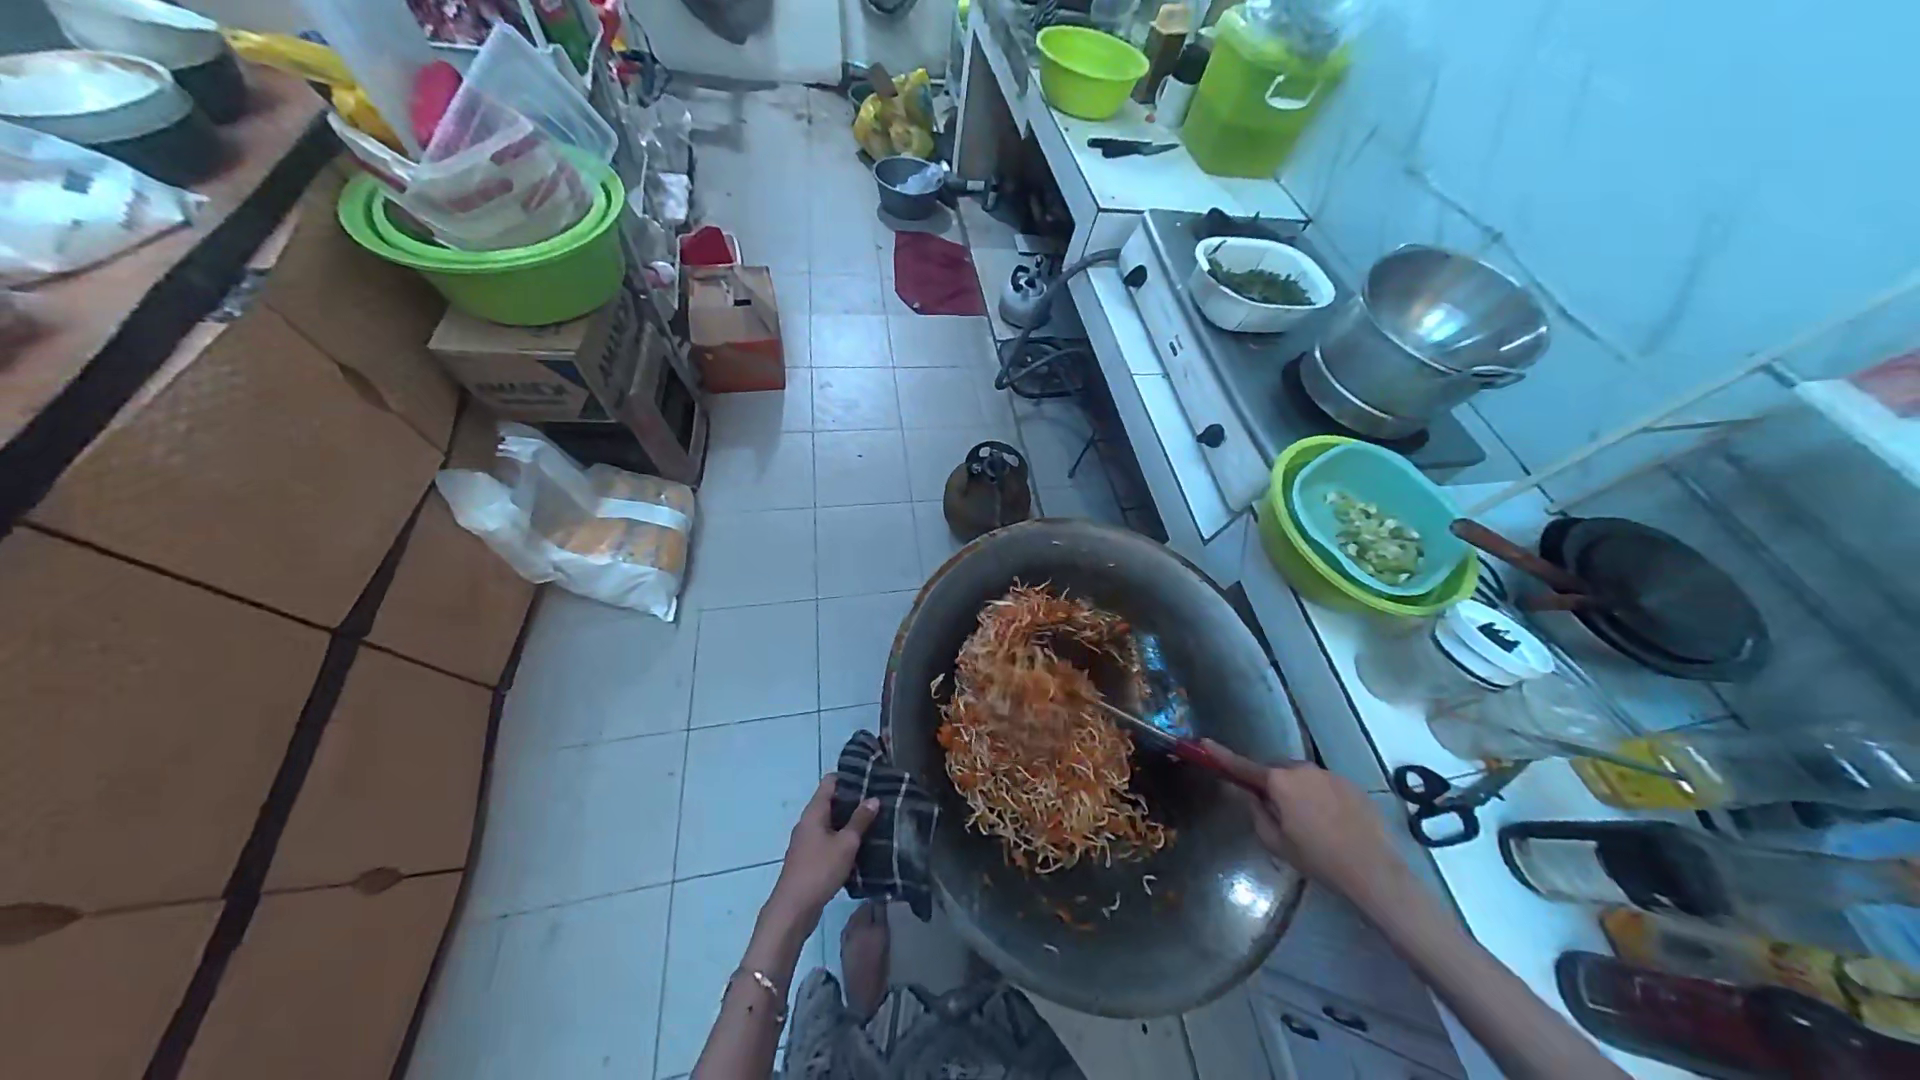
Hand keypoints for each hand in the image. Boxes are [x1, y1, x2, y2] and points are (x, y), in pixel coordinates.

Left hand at [766, 775, 879, 925]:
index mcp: (814, 812)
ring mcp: (807, 841)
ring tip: (875, 820)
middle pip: (831, 801)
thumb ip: (860, 820)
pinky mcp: (809, 858)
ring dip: (849, 821)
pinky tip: (861, 845)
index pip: (830, 782)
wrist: (793, 909)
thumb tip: (873, 798)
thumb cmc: (819, 870)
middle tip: (879, 800)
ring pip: (830, 822)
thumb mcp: (846, 844)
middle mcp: (808, 822)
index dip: (849, 776)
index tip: (871, 777)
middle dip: (853, 800)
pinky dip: (843, 838)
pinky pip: (828, 839)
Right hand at [1203, 740, 1408, 906]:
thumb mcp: (1276, 842)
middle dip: (1271, 784)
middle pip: (1276, 770)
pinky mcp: (1351, 784)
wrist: (1374, 870)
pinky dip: (1319, 797)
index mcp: (1279, 782)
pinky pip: (1324, 784)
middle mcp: (1302, 769)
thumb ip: (1257, 813)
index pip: (1242, 766)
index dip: (1221, 755)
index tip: (1203, 743)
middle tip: (1276, 812)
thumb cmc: (1318, 858)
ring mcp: (1329, 774)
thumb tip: (1252, 796)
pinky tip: (1331, 823)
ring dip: (1297, 791)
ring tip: (1309, 823)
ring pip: (1301, 777)